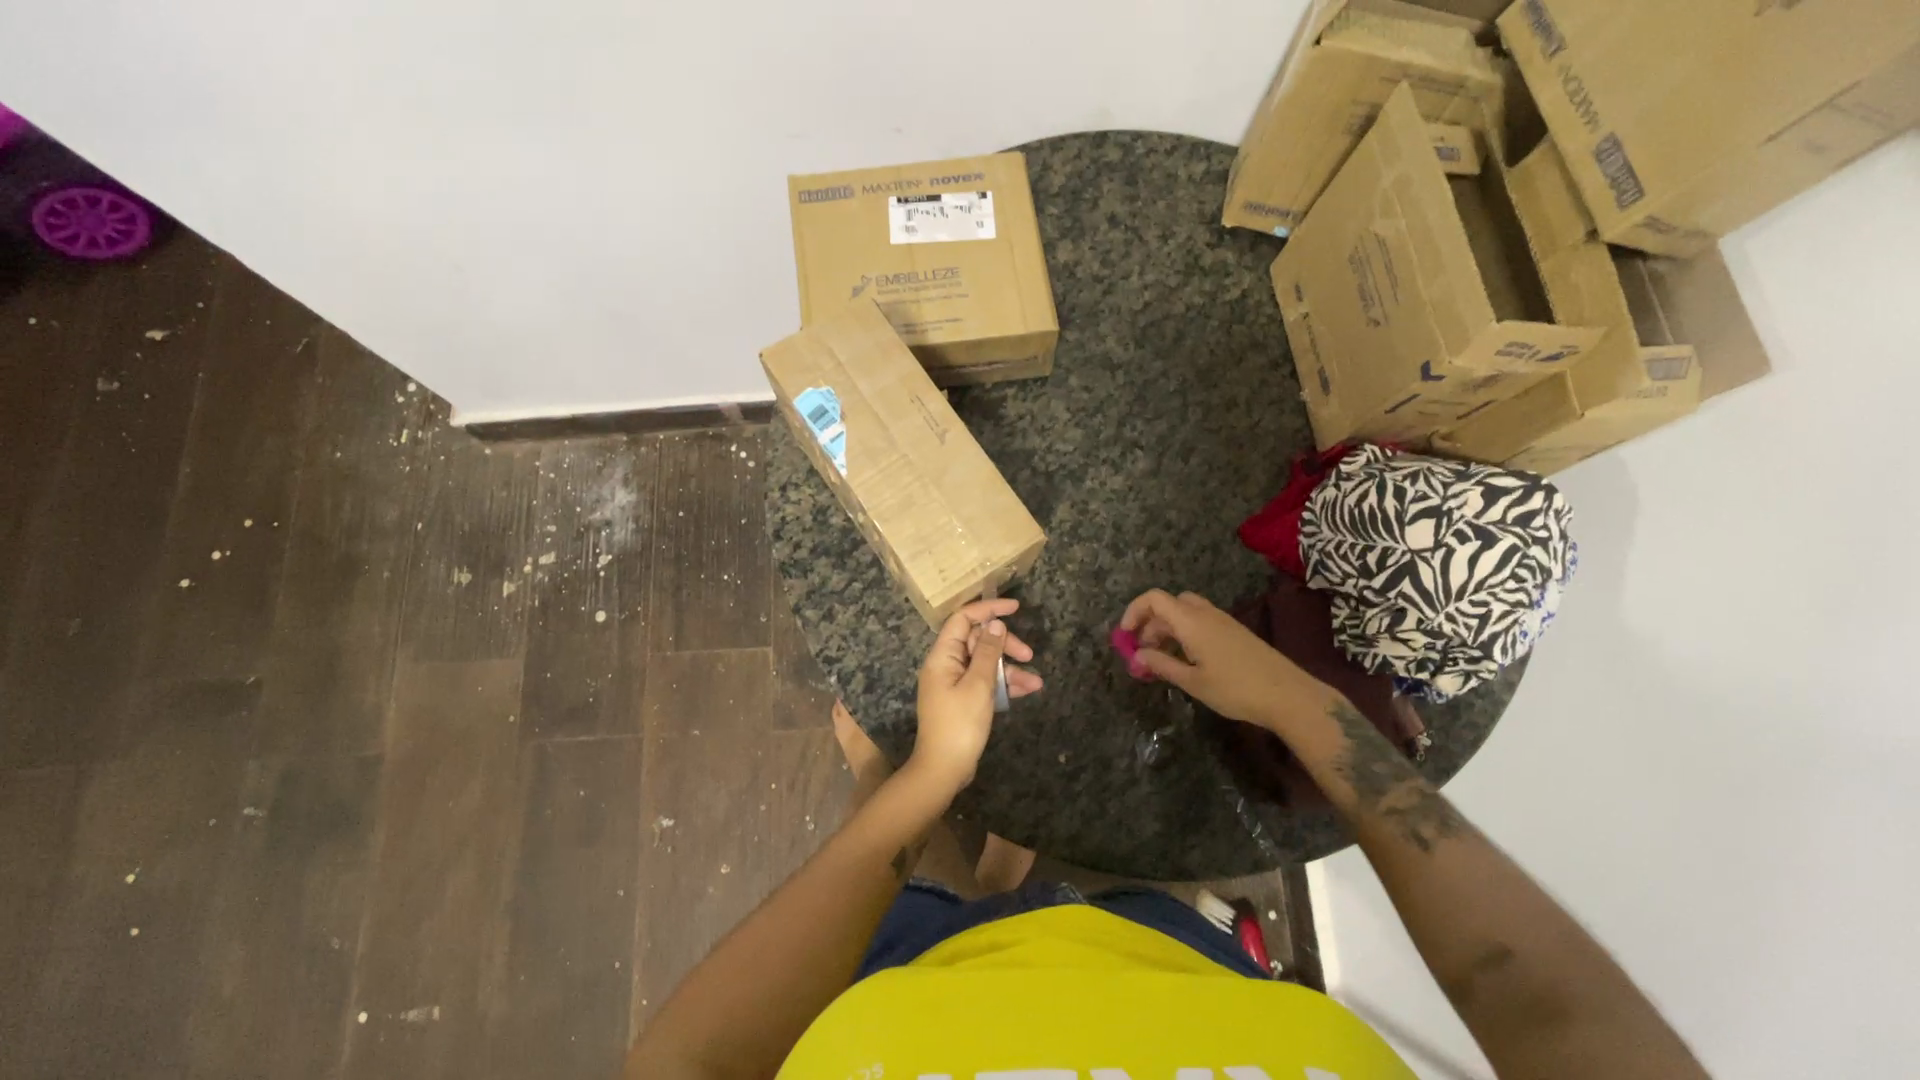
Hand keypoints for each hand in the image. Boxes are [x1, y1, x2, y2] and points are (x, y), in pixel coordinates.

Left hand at [911, 598, 1041, 795]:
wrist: (943, 770)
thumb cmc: (959, 724)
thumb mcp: (978, 685)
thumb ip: (988, 653)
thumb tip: (996, 624)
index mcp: (942, 656)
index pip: (963, 619)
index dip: (988, 609)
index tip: (1015, 608)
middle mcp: (946, 665)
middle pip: (978, 641)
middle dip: (1005, 644)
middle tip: (1029, 654)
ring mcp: (954, 684)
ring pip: (985, 663)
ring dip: (1010, 669)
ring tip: (1035, 681)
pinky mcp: (963, 700)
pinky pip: (985, 683)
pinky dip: (1004, 685)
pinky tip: (1028, 690)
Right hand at [1118, 589, 1327, 730]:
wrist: (1287, 695)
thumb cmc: (1235, 689)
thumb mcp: (1193, 682)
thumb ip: (1162, 665)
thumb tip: (1138, 655)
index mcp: (1191, 621)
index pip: (1154, 599)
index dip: (1133, 612)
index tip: (1125, 637)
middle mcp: (1206, 614)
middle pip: (1169, 604)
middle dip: (1150, 624)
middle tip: (1143, 653)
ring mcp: (1223, 621)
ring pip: (1185, 613)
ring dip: (1167, 630)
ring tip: (1162, 660)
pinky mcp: (1234, 632)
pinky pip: (1200, 622)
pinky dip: (1185, 634)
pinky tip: (1187, 661)